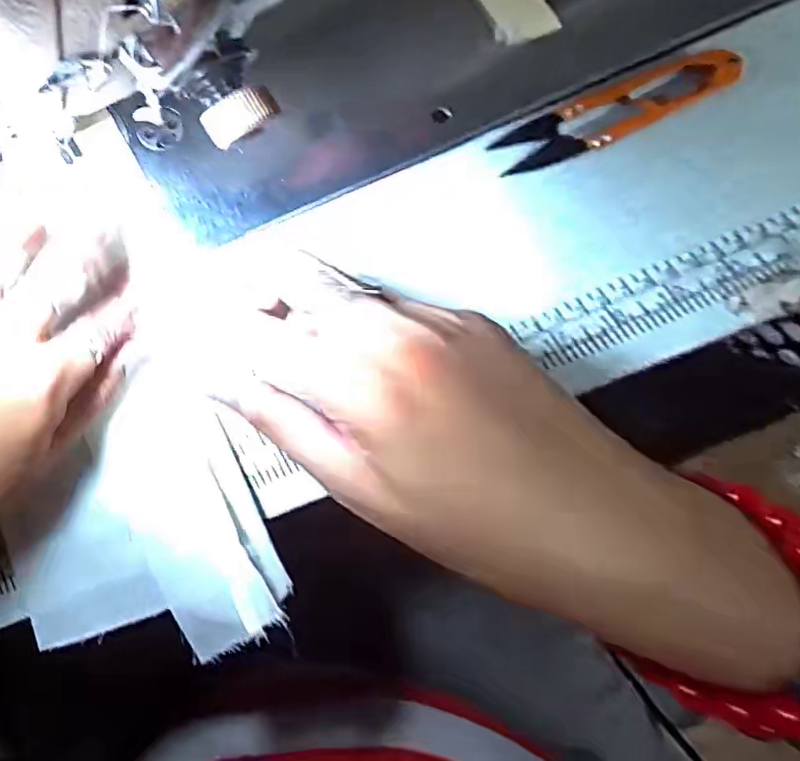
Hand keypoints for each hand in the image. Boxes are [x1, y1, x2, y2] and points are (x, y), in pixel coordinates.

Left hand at [0, 220, 134, 604]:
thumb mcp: (49, 457)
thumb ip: (91, 401)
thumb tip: (128, 356)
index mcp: (44, 380)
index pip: (98, 331)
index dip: (124, 308)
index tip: (141, 286)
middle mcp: (7, 341)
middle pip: (59, 282)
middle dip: (92, 248)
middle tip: (111, 218)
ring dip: (23, 230)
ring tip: (44, 205)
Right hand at [224, 269, 799, 687]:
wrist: (603, 521)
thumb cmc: (465, 525)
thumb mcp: (358, 489)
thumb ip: (281, 422)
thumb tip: (220, 378)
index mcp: (353, 378)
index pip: (255, 332)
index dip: (217, 330)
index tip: (195, 333)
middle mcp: (386, 326)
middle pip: (294, 274)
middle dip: (253, 285)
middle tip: (237, 314)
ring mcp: (431, 313)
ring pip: (340, 288)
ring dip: (305, 303)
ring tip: (299, 342)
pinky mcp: (466, 315)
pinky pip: (390, 305)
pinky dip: (362, 322)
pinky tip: (379, 365)